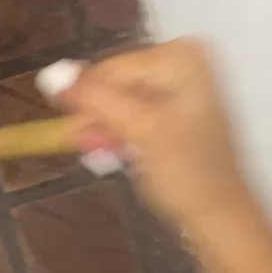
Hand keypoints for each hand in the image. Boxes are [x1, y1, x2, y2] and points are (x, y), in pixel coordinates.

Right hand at [57, 38, 255, 228]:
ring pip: (125, 101)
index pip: (114, 68)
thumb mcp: (139, 130)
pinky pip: (139, 114)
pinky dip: (123, 132)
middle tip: (78, 143)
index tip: (68, 127)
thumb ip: (95, 100)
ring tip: (97, 152)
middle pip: (119, 83)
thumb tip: (50, 77)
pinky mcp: (181, 113)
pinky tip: (113, 151)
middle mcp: (186, 63)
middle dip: (98, 114)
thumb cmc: (186, 173)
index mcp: (182, 57)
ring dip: (107, 126)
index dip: (85, 97)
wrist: (221, 214)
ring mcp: (185, 88)